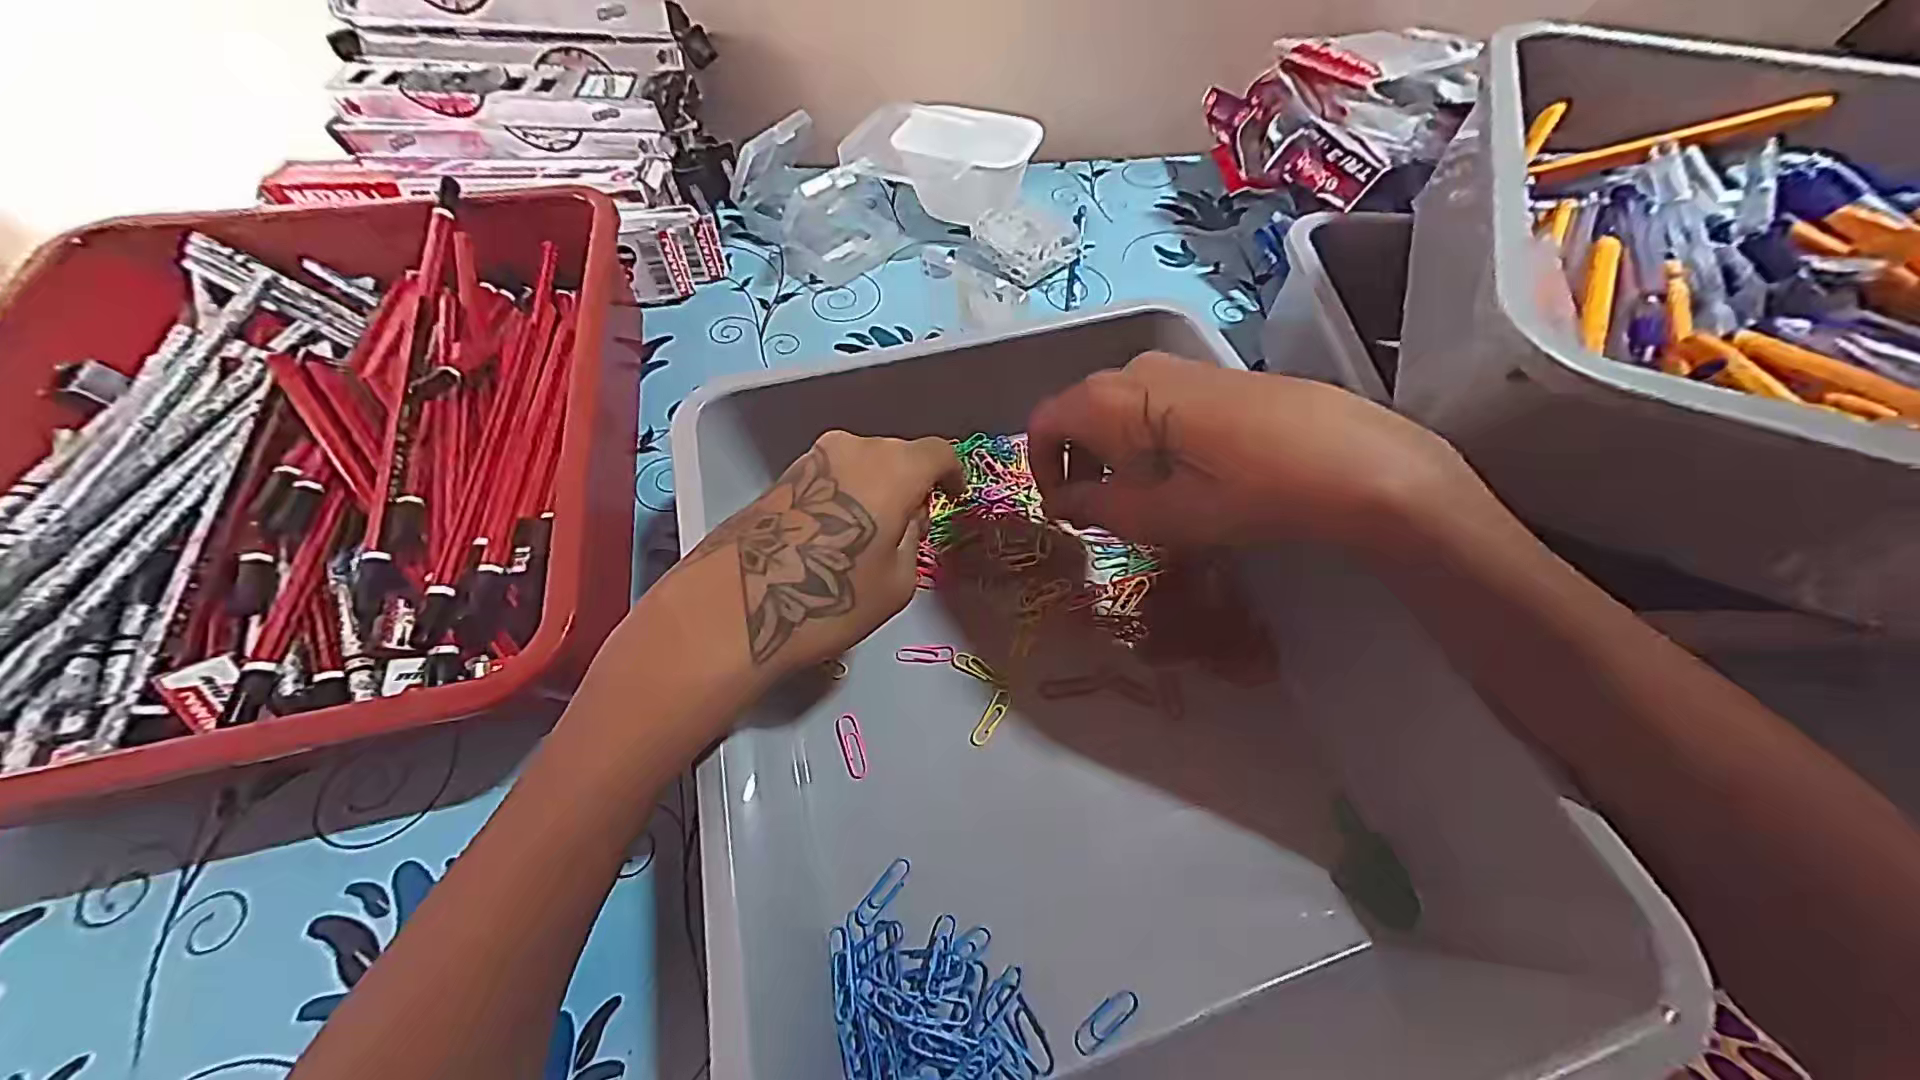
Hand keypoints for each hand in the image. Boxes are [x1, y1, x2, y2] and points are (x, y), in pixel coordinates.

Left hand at [659, 430, 962, 683]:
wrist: (733, 607)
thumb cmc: (830, 599)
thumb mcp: (899, 581)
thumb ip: (913, 537)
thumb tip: (906, 516)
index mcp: (894, 467)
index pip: (938, 453)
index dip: (952, 474)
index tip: (952, 496)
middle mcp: (853, 448)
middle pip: (898, 455)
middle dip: (911, 484)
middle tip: (911, 524)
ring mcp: (811, 459)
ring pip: (862, 465)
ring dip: (876, 490)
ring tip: (871, 534)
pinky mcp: (781, 476)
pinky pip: (831, 476)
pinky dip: (845, 496)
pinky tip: (836, 534)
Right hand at [1028, 351, 1487, 551]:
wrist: (1354, 462)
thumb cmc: (1244, 494)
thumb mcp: (1157, 515)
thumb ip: (1094, 505)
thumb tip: (1063, 499)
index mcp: (1111, 398)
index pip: (1044, 422)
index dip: (1040, 468)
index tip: (1060, 509)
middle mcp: (1137, 369)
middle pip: (1077, 413)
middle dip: (1075, 463)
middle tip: (1096, 511)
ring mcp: (1178, 367)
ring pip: (1115, 409)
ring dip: (1108, 455)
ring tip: (1139, 498)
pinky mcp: (1211, 376)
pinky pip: (1151, 405)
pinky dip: (1142, 441)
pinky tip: (1178, 474)